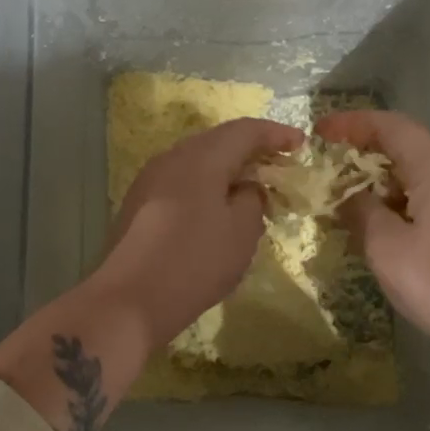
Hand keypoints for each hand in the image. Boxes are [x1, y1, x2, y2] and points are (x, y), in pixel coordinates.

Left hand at [96, 118, 304, 345]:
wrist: (128, 300)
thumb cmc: (194, 262)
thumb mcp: (241, 232)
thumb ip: (253, 199)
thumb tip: (246, 188)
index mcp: (200, 157)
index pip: (244, 130)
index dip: (275, 134)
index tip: (300, 145)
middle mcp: (171, 159)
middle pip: (217, 142)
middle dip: (250, 151)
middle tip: (278, 167)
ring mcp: (148, 181)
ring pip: (196, 163)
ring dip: (226, 171)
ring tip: (250, 192)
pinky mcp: (137, 205)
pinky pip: (180, 183)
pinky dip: (205, 187)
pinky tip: (216, 211)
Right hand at [316, 110, 429, 362]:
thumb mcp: (387, 249)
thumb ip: (362, 213)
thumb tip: (352, 197)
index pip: (391, 126)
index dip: (352, 124)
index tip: (320, 132)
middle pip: (408, 149)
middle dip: (365, 155)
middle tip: (329, 172)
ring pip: (421, 177)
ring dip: (383, 185)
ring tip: (350, 206)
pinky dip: (404, 205)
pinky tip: (387, 232)